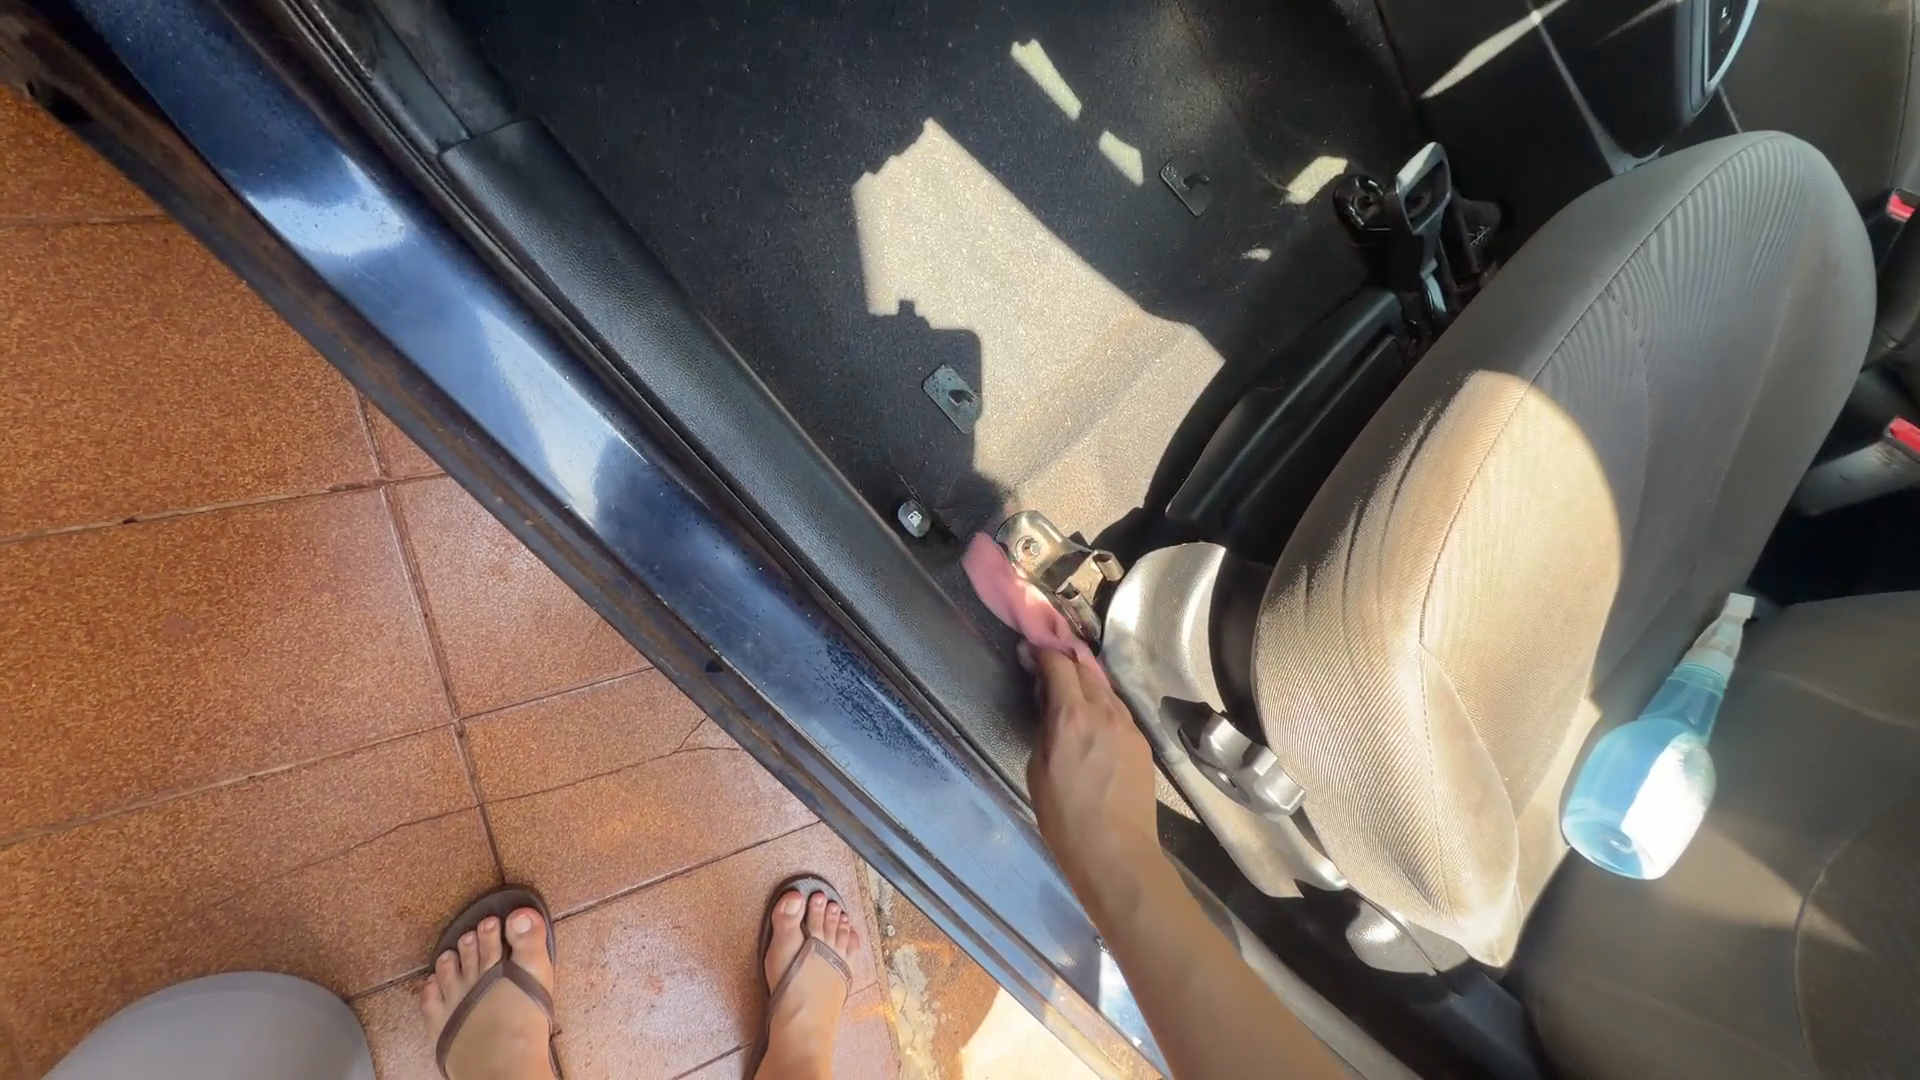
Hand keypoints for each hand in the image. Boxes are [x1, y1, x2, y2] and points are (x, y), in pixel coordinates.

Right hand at [1027, 648, 1163, 902]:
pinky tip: (1093, 717)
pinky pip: (1119, 711)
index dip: (1042, 652)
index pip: (1059, 665)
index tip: (1030, 650)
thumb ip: (1044, 728)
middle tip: (1047, 664)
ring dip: (1086, 681)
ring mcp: (1128, 726)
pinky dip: (1103, 704)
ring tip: (1070, 689)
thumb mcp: (1038, 770)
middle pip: (1085, 669)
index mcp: (1072, 716)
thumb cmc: (1065, 819)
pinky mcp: (1142, 743)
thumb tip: (1047, 704)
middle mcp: (1104, 712)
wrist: (1117, 854)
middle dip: (1065, 661)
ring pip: (1106, 688)